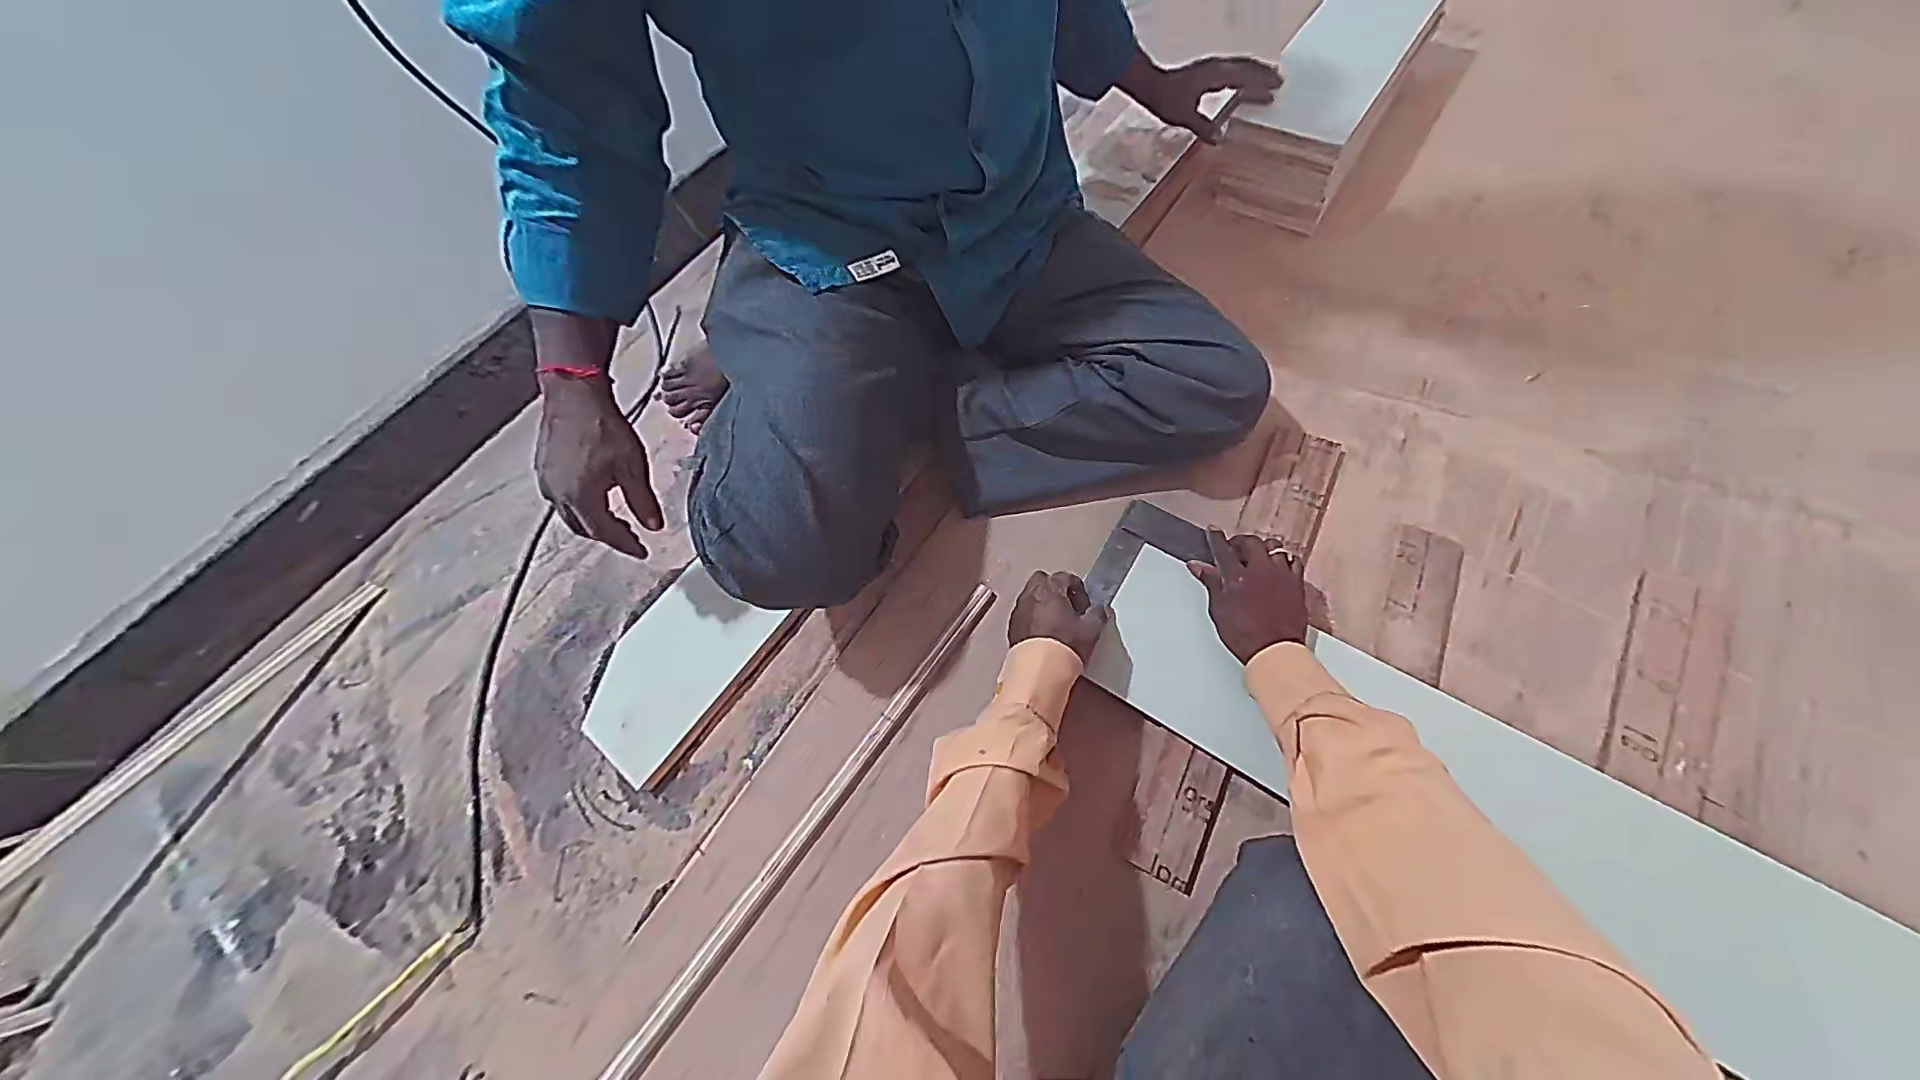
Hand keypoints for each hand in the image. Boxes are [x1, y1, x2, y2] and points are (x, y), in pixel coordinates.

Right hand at [535, 375, 663, 558]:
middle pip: (585, 528)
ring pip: (571, 515)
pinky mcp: (543, 469)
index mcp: (581, 498)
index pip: (605, 533)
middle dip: (609, 536)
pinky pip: (562, 499)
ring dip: (594, 522)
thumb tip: (654, 526)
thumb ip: (643, 502)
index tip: (642, 552)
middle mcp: (558, 495)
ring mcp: (547, 482)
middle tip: (632, 537)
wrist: (574, 396)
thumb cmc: (602, 428)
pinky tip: (596, 497)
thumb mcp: (633, 468)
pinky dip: (581, 506)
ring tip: (618, 520)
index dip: (626, 545)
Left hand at [1009, 571, 1110, 663]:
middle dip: (1055, 589)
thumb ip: (1098, 615)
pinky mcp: (1012, 626)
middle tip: (1067, 606)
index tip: (1084, 604)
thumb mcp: (1090, 630)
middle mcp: (1031, 594)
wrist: (1038, 669)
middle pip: (1042, 580)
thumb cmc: (1064, 645)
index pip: (1065, 577)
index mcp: (1051, 589)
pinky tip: (1042, 632)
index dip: (1078, 588)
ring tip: (1055, 621)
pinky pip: (1023, 613)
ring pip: (1030, 596)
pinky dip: (1032, 616)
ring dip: (1042, 603)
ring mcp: (1019, 610)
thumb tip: (1101, 610)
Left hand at [1117, 52, 1283, 143]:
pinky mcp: (1205, 71)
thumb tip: (1220, 140)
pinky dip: (1241, 74)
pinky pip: (1230, 69)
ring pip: (1240, 66)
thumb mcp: (1185, 117)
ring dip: (1255, 72)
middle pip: (1247, 67)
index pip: (1245, 77)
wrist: (1151, 85)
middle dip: (1264, 74)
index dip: (1262, 83)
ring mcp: (1211, 67)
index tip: (1276, 88)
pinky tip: (1241, 83)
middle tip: (1279, 81)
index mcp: (1216, 75)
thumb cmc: (1166, 99)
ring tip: (1267, 78)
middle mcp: (1216, 67)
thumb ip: (1204, 128)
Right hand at [1188, 529, 1309, 663]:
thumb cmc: (1245, 634)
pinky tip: (1279, 565)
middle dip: (1241, 541)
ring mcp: (1281, 575)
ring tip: (1257, 554)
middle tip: (1235, 546)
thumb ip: (1211, 583)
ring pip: (1274, 549)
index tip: (1213, 531)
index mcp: (1237, 576)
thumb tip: (1199, 567)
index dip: (1216, 538)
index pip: (1223, 548)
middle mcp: (1260, 570)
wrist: (1275, 650)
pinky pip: (1293, 561)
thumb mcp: (1219, 609)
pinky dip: (1284, 560)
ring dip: (1264, 548)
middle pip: (1251, 543)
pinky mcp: (1297, 584)